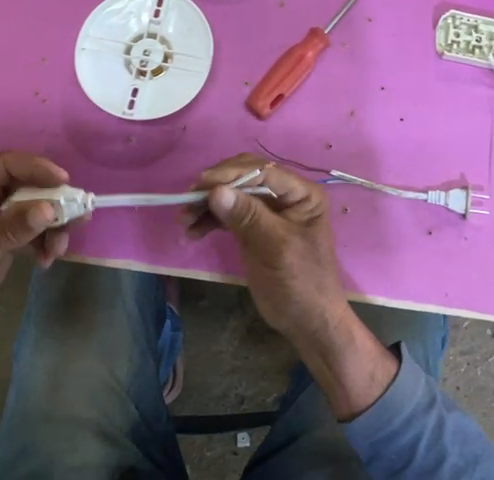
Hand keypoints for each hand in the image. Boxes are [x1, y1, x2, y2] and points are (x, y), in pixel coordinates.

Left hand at [0, 151, 69, 379]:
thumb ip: (12, 227)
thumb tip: (51, 208)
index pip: (6, 166)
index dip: (35, 168)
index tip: (63, 182)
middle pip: (27, 185)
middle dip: (51, 200)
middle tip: (75, 214)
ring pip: (35, 207)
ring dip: (53, 224)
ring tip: (60, 246)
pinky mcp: (7, 240)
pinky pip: (35, 229)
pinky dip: (46, 241)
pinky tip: (48, 259)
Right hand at [185, 154, 398, 418]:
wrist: (308, 322)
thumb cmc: (301, 283)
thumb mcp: (276, 248)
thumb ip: (248, 217)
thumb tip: (215, 191)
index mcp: (301, 193)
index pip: (263, 171)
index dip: (231, 174)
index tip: (201, 185)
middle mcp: (285, 195)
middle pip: (245, 178)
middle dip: (216, 187)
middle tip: (189, 202)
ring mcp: (269, 211)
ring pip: (233, 195)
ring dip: (208, 204)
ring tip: (185, 220)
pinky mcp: (254, 227)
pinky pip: (229, 214)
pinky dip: (210, 219)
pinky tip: (193, 231)